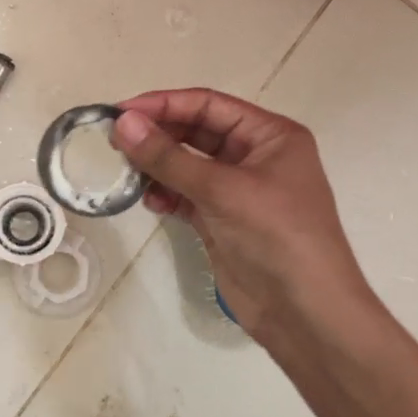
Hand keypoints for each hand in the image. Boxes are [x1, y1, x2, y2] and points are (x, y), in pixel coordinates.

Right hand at [110, 89, 376, 342]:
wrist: (304, 311)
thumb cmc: (276, 237)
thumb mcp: (223, 190)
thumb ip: (169, 157)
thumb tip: (123, 123)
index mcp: (270, 136)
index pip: (209, 105)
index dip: (164, 104)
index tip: (119, 113)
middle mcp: (255, 157)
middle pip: (195, 133)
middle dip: (157, 136)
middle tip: (113, 142)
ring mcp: (238, 191)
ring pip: (187, 166)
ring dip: (157, 167)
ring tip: (127, 174)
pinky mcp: (222, 221)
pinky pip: (185, 196)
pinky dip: (165, 195)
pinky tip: (150, 202)